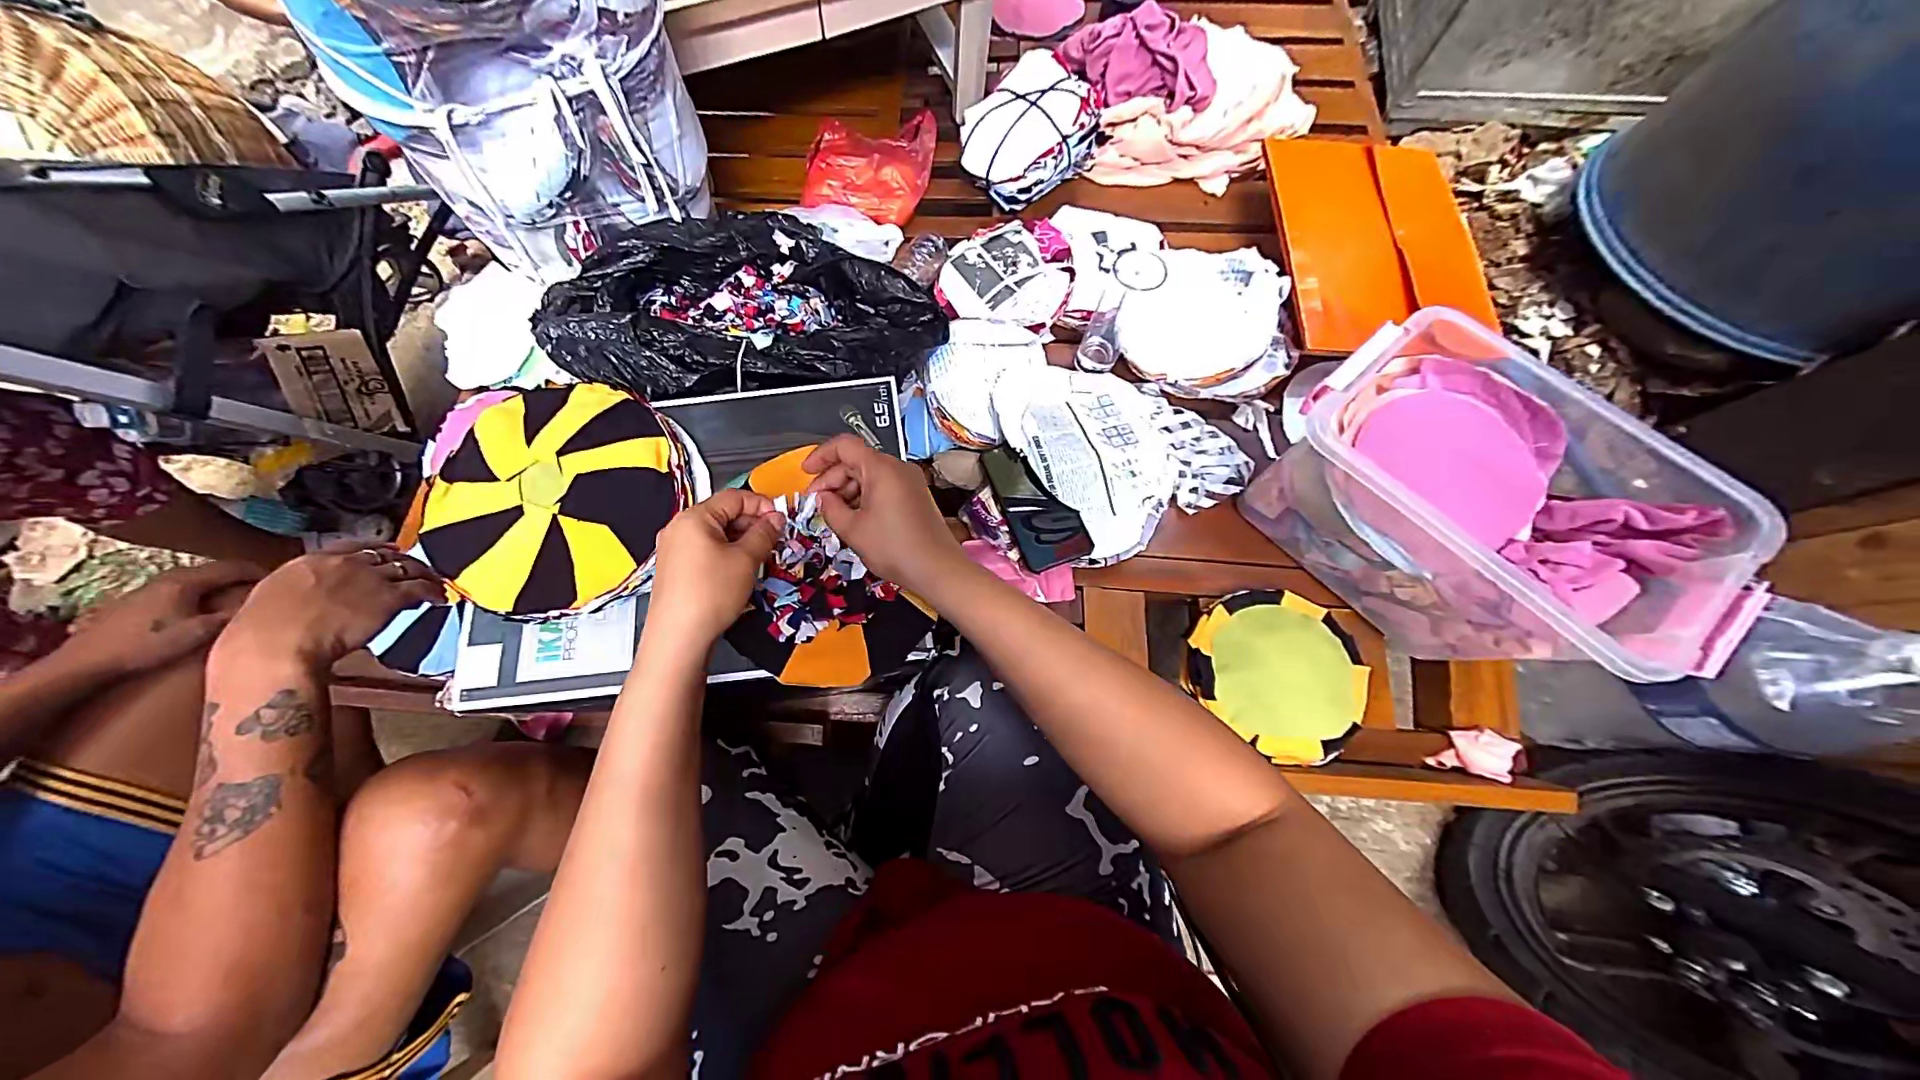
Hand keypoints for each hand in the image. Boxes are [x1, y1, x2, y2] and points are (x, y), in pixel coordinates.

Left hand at [56, 562, 263, 676]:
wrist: (83, 664)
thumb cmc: (146, 647)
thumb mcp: (198, 633)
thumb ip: (231, 616)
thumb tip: (262, 605)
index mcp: (185, 581)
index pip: (234, 566)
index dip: (261, 572)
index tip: (283, 582)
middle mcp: (166, 578)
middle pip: (214, 571)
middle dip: (241, 579)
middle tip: (264, 592)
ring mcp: (147, 589)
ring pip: (195, 581)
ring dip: (219, 588)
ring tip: (237, 602)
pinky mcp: (135, 602)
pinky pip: (179, 591)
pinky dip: (199, 596)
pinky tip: (202, 612)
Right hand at [213, 545, 444, 669]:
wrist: (276, 645)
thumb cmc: (263, 632)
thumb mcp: (274, 597)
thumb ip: (299, 590)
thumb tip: (312, 597)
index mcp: (310, 561)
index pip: (353, 547)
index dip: (376, 550)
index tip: (389, 552)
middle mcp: (344, 564)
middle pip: (385, 556)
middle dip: (404, 562)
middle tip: (418, 569)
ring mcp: (370, 578)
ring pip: (408, 569)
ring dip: (425, 575)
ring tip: (435, 583)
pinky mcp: (389, 596)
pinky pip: (420, 589)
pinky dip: (433, 592)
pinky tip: (439, 599)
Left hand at [647, 489, 784, 643]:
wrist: (679, 636)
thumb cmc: (710, 594)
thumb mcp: (746, 560)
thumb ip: (764, 533)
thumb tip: (775, 519)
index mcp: (693, 518)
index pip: (734, 497)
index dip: (762, 505)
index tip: (781, 520)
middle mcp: (678, 528)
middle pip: (723, 514)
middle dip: (752, 524)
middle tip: (774, 540)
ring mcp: (673, 549)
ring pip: (716, 534)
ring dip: (741, 541)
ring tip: (760, 558)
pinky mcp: (675, 568)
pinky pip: (705, 550)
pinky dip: (726, 554)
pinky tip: (739, 571)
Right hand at [803, 435, 966, 590]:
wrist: (937, 569)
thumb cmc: (898, 549)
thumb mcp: (852, 530)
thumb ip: (830, 508)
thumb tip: (822, 499)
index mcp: (881, 469)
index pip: (844, 446)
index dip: (820, 456)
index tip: (806, 471)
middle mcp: (898, 468)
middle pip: (856, 461)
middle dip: (832, 479)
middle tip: (817, 502)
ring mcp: (909, 481)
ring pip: (869, 475)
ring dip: (848, 491)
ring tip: (836, 515)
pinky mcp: (915, 496)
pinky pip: (884, 487)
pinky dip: (865, 497)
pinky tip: (856, 518)